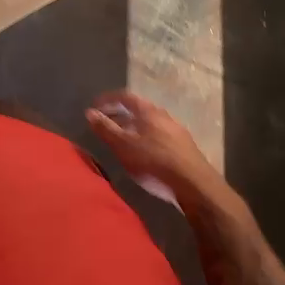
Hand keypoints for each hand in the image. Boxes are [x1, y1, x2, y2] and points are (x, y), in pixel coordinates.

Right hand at [87, 91, 224, 200]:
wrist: (196, 187)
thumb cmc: (154, 162)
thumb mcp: (123, 145)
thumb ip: (105, 128)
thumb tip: (89, 112)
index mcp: (148, 111)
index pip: (125, 96)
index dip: (108, 99)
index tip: (95, 106)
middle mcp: (164, 116)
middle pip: (139, 110)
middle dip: (121, 115)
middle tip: (107, 124)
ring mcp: (178, 133)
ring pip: (151, 125)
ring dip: (135, 128)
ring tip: (124, 140)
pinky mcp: (187, 150)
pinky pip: (161, 137)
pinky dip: (148, 139)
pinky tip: (145, 154)